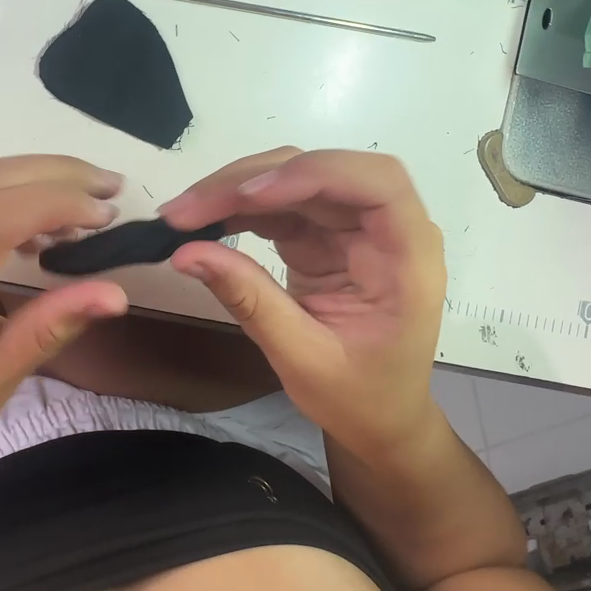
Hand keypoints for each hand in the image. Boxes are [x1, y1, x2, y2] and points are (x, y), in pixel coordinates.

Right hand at [161, 148, 445, 456]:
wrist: (380, 417)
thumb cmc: (360, 396)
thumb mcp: (305, 360)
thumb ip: (250, 301)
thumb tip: (185, 253)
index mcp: (408, 258)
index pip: (378, 185)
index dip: (317, 173)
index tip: (252, 195)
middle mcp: (385, 228)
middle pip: (323, 172)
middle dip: (251, 181)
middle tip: (186, 209)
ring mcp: (351, 226)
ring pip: (293, 179)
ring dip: (235, 190)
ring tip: (181, 213)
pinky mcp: (322, 232)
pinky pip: (278, 204)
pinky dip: (237, 208)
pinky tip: (201, 220)